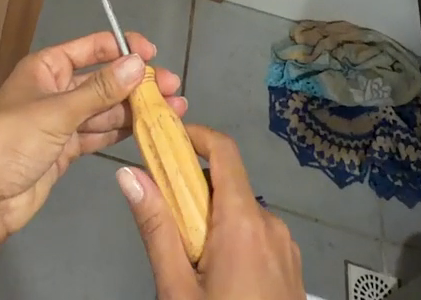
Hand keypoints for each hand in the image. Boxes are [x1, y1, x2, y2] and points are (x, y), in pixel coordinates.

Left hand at [0, 31, 186, 236]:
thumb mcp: (57, 111)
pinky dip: (122, 130)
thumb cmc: (13, 140)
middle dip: (136, 82)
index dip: (121, 47)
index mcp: (47, 67)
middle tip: (172, 87)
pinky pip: (99, 132)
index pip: (91, 48)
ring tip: (172, 109)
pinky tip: (148, 127)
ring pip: (105, 108)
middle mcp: (56, 88)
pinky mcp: (67, 148)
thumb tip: (137, 63)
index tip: (152, 54)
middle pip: (103, 79)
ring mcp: (62, 120)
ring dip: (135, 108)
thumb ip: (100, 90)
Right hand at [118, 124, 304, 299]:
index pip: (223, 150)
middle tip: (165, 219)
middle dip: (193, 192)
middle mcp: (271, 224)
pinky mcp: (292, 272)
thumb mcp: (177, 289)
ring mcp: (287, 249)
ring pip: (242, 214)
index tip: (164, 143)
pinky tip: (216, 280)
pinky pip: (258, 238)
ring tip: (187, 261)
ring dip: (212, 220)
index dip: (194, 136)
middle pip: (228, 185)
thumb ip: (155, 227)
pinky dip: (233, 241)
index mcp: (243, 220)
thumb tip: (128, 173)